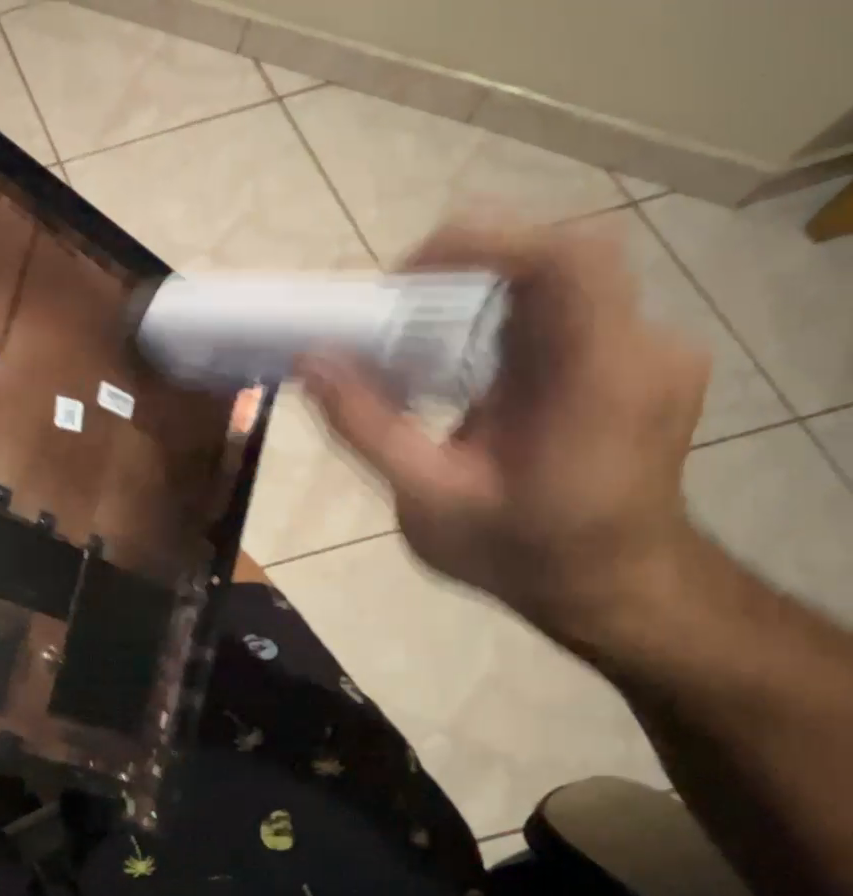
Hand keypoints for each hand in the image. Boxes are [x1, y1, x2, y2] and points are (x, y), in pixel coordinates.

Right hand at [298, 220, 711, 637]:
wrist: (616, 591)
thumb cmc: (522, 554)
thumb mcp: (428, 499)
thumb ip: (367, 425)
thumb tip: (310, 359)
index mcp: (599, 377)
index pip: (563, 259)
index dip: (480, 244)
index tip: (401, 280)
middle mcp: (640, 347)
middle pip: (553, 263)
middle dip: (462, 273)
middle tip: (392, 316)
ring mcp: (646, 352)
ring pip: (556, 286)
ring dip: (476, 301)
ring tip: (415, 347)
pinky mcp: (632, 363)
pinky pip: (562, 314)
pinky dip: (498, 325)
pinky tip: (458, 373)